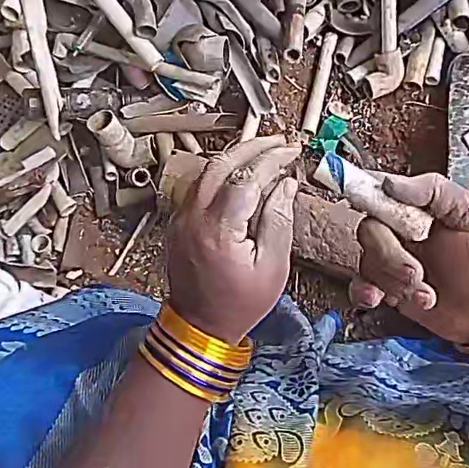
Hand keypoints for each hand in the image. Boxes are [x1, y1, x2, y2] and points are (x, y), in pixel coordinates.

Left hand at [163, 136, 301, 343]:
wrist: (199, 325)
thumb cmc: (238, 304)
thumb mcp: (273, 267)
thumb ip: (279, 221)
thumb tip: (285, 184)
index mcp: (219, 231)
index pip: (246, 178)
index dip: (271, 159)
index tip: (290, 151)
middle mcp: (194, 219)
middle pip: (220, 164)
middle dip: (251, 147)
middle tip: (278, 142)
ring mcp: (182, 219)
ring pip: (205, 171)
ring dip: (234, 156)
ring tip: (263, 151)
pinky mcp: (178, 222)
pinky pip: (198, 186)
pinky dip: (220, 172)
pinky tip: (240, 172)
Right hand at [348, 172, 468, 345]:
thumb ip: (436, 191)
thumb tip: (390, 183)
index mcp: (419, 208)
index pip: (379, 192)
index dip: (366, 197)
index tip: (374, 213)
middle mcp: (400, 231)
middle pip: (369, 230)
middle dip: (390, 255)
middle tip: (417, 272)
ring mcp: (391, 260)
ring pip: (366, 260)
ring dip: (392, 280)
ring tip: (425, 294)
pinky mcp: (387, 287)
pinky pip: (358, 284)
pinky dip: (364, 291)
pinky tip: (381, 298)